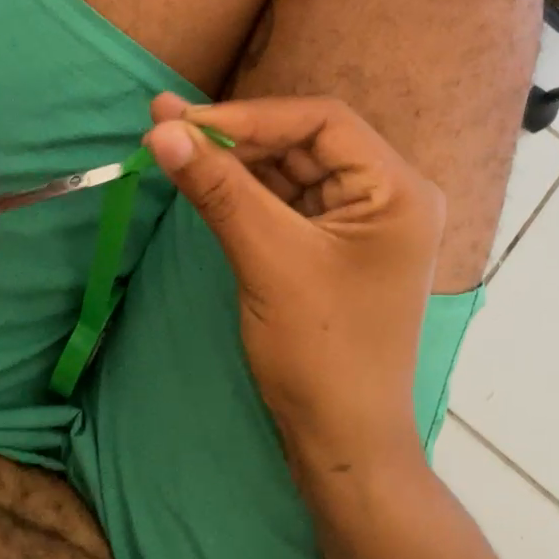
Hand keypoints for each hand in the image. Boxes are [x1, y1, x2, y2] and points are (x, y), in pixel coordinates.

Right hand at [145, 93, 444, 470]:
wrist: (343, 443)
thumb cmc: (321, 351)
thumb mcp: (267, 259)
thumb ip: (217, 187)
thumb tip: (160, 128)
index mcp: (397, 188)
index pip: (322, 122)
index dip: (251, 115)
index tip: (184, 120)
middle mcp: (389, 193)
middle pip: (306, 141)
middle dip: (237, 135)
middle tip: (165, 125)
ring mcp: (363, 219)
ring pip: (292, 168)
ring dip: (236, 160)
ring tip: (174, 144)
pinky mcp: (336, 243)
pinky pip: (289, 200)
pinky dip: (247, 190)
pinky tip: (205, 178)